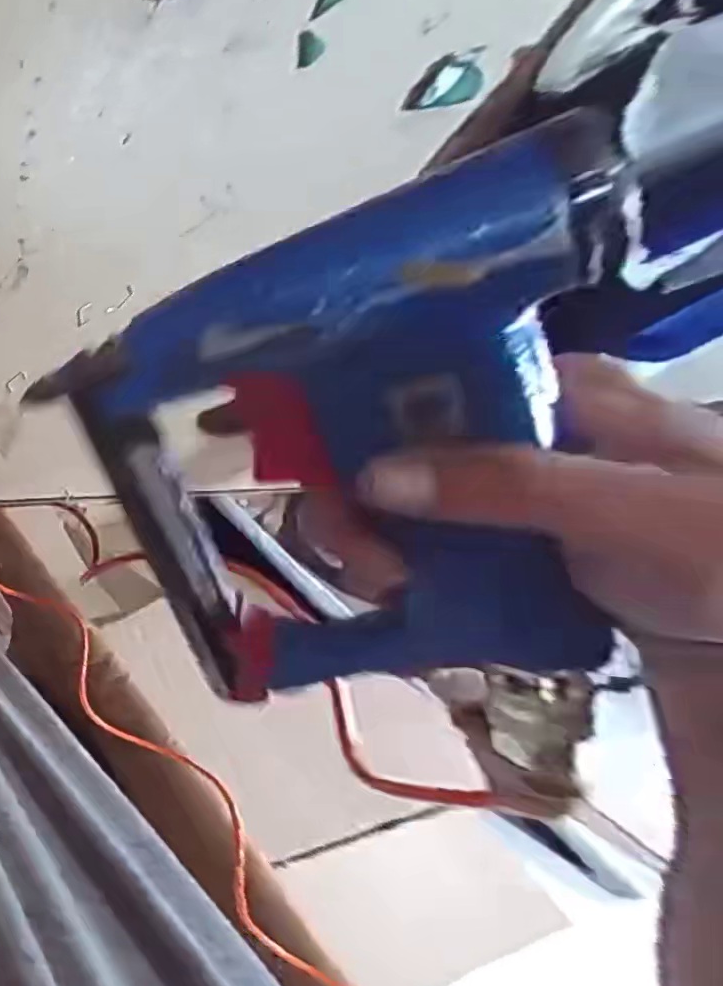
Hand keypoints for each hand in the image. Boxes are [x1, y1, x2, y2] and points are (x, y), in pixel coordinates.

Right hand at [356, 355, 722, 643]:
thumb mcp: (648, 513)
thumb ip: (510, 485)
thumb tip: (367, 478)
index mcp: (553, 396)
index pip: (422, 383)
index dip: (358, 419)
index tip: (336, 473)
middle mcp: (505, 439)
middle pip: (381, 452)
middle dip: (355, 508)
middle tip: (370, 561)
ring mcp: (488, 499)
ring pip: (379, 506)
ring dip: (365, 549)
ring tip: (390, 591)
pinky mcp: (483, 552)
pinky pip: (401, 551)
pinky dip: (387, 578)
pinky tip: (402, 601)